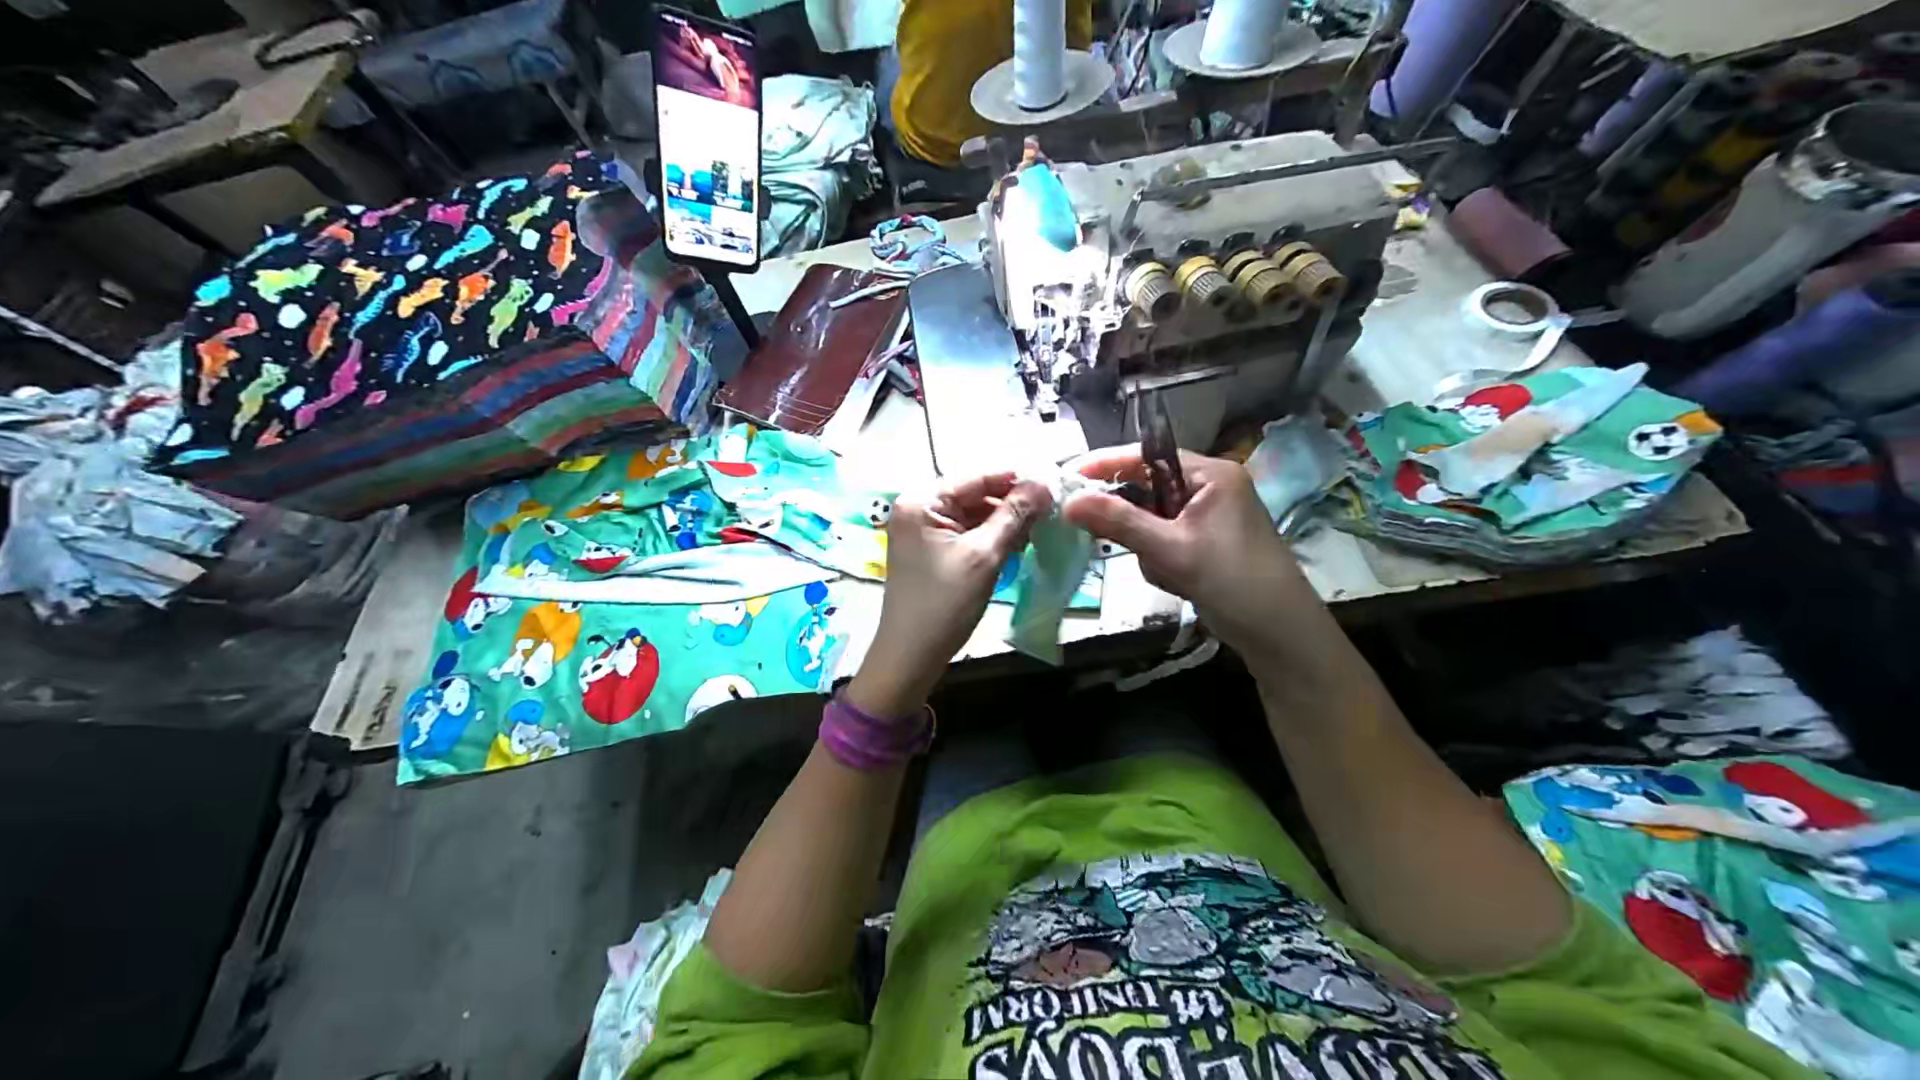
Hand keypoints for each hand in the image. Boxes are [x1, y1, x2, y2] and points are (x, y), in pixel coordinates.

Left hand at [846, 473, 1052, 715]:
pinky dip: (991, 538)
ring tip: (1036, 534)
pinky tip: (1015, 547)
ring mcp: (921, 531)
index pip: (977, 477)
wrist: (911, 656)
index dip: (1016, 480)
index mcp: (921, 501)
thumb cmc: (944, 604)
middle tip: (1050, 514)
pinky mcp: (930, 551)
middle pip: (975, 494)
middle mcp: (917, 508)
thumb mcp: (985, 556)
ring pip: (974, 514)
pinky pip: (966, 533)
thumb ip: (1015, 515)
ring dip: (1004, 523)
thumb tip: (1044, 483)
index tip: (1054, 484)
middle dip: (1011, 504)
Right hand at [1064, 445, 1320, 666]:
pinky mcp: (1204, 543)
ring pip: (1151, 520)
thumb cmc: (1231, 580)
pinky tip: (1176, 581)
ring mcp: (1207, 517)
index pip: (1147, 456)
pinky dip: (1160, 560)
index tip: (1068, 477)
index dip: (1106, 464)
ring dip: (1148, 548)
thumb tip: (1068, 502)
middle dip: (1132, 521)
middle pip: (1147, 489)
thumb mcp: (1170, 549)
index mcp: (1211, 474)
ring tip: (1168, 571)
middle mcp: (1209, 488)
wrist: (1278, 633)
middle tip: (1111, 538)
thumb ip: (1118, 522)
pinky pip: (1163, 540)